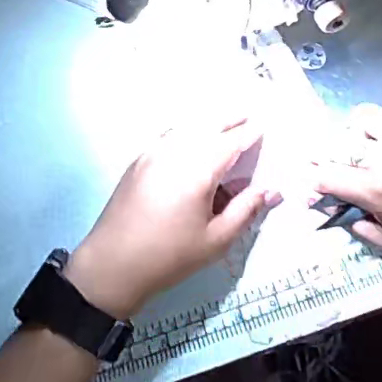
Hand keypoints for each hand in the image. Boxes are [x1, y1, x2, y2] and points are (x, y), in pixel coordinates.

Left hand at [65, 118, 276, 318]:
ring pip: (186, 127)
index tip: (263, 126)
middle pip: (207, 125)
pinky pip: (169, 135)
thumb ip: (245, 210)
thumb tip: (270, 190)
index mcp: (197, 171)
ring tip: (223, 122)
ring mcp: (153, 153)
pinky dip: (186, 130)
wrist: (111, 266)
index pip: (230, 142)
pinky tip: (191, 137)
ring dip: (207, 122)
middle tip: (247, 115)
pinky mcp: (138, 161)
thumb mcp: (216, 240)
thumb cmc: (169, 256)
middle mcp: (175, 153)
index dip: (249, 134)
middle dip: (229, 120)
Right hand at [313, 106, 381, 311]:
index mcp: (381, 189)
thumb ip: (363, 223)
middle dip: (340, 153)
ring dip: (370, 141)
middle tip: (348, 168)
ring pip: (377, 125)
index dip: (313, 175)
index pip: (329, 172)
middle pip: (348, 138)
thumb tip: (342, 208)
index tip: (308, 175)